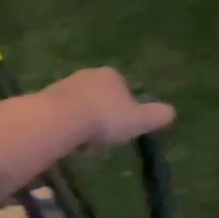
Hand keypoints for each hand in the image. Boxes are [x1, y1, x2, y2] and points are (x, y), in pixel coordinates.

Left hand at [43, 67, 174, 145]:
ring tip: (85, 143)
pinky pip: (64, 114)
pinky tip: (69, 140)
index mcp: (111, 75)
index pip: (124, 89)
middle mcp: (88, 74)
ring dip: (85, 124)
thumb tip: (171, 112)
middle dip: (103, 117)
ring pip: (82, 106)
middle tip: (103, 138)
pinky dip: (69, 126)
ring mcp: (66, 84)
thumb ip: (156, 115)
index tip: (123, 128)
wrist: (62, 117)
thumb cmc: (105, 117)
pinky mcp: (47, 97)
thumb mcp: (138, 119)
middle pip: (101, 98)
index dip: (126, 110)